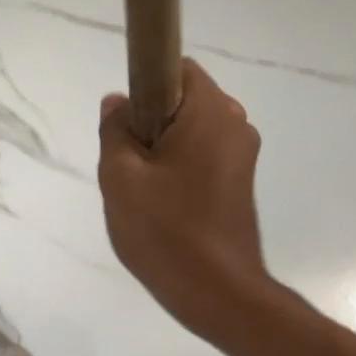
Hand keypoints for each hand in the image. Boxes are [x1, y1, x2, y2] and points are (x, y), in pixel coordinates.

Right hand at [98, 60, 271, 340]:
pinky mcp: (236, 179)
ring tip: (133, 183)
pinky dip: (171, 163)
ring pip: (188, 128)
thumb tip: (117, 101)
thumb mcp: (119, 175)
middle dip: (146, 117)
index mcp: (211, 115)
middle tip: (121, 157)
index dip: (143, 79)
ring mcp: (239, 154)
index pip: (176, 68)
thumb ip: (115, 131)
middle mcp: (235, 125)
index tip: (120, 113)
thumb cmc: (162, 227)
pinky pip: (197, 152)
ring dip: (156, 144)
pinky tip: (152, 198)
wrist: (212, 288)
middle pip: (182, 98)